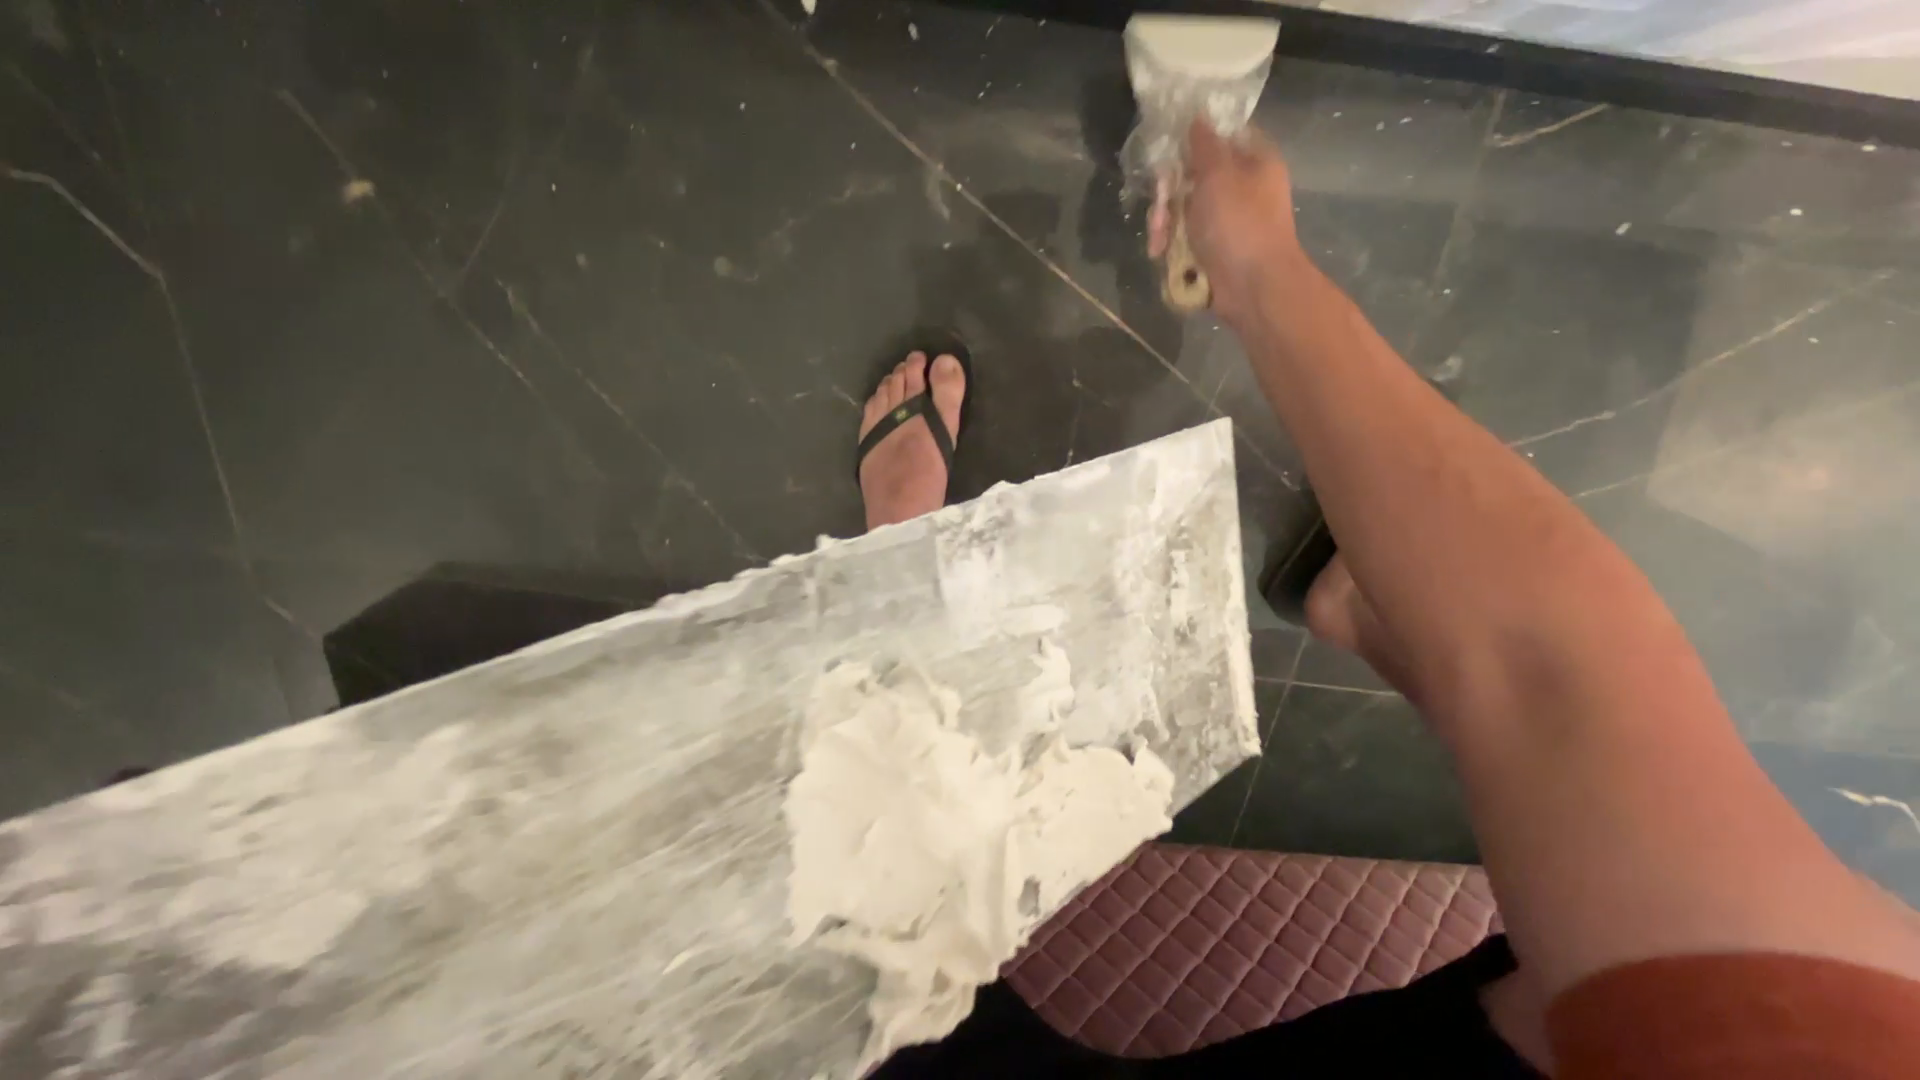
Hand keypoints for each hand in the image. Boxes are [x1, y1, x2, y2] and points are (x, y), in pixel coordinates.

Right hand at [1169, 121, 1304, 323]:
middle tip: (1160, 208)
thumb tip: (1197, 116)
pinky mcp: (1212, 248)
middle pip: (1193, 174)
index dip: (1191, 140)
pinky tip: (1160, 254)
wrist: (1253, 287)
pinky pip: (1184, 236)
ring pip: (1183, 208)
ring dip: (1164, 223)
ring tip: (1158, 242)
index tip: (1167, 150)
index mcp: (1254, 160)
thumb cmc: (1240, 224)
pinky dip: (1170, 244)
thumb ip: (1204, 144)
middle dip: (1168, 193)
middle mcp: (1241, 186)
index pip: (1220, 135)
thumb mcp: (1218, 174)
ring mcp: (1226, 220)